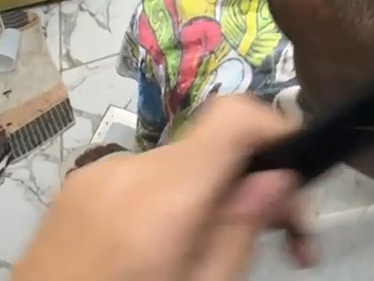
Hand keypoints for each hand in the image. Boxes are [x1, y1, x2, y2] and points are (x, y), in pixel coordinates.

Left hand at [14, 95, 317, 280]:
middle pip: (211, 147)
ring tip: (209, 258)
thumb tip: (278, 175)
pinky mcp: (75, 189)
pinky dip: (168, 205)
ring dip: (207, 199)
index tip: (298, 173)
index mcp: (160, 199)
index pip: (233, 114)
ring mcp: (94, 175)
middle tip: (287, 244)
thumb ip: (239, 236)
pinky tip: (161, 255)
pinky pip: (142, 181)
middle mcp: (128, 169)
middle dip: (248, 183)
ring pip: (180, 166)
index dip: (275, 127)